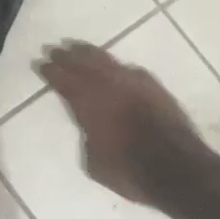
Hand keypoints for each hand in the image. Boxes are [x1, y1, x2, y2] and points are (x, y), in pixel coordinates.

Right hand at [38, 40, 218, 207]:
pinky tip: (115, 66)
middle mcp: (108, 88)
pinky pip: (131, 70)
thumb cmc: (130, 171)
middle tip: (54, 48)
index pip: (63, 81)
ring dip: (90, 53)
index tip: (40, 63)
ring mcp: (134, 85)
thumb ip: (88, 136)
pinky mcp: (156, 89)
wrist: (179, 171)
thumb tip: (92, 128)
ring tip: (78, 47)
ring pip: (107, 61)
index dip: (50, 71)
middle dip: (66, 56)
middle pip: (83, 65)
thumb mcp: (93, 162)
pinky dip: (118, 66)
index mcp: (87, 105)